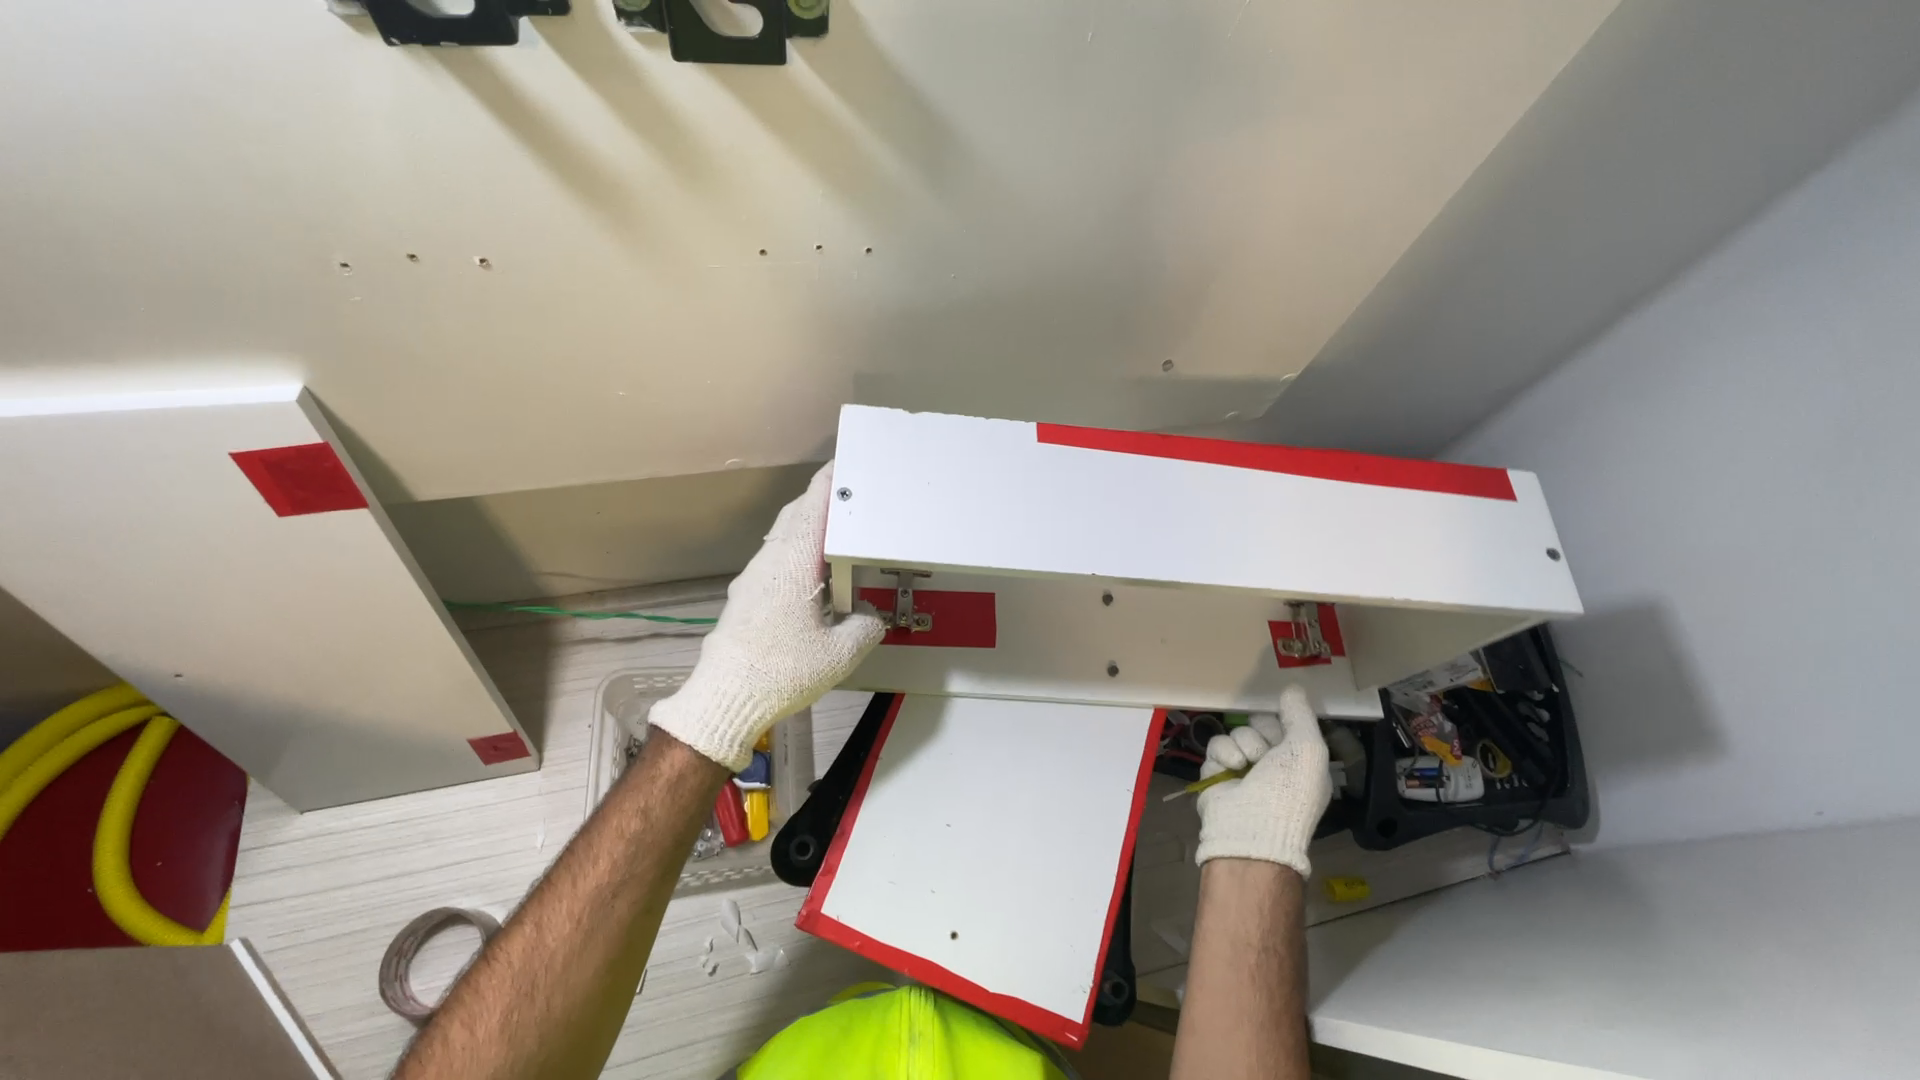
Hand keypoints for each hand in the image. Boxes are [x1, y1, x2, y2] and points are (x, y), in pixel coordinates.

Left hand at [649, 462, 886, 770]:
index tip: (848, 462)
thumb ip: (865, 627)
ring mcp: (753, 580)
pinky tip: (815, 580)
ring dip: (809, 531)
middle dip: (822, 502)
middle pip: (795, 516)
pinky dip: (798, 557)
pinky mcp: (746, 600)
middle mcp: (769, 563)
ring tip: (839, 540)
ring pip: (783, 540)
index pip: (813, 506)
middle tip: (852, 499)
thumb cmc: (781, 671)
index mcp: (792, 563)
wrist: (725, 699)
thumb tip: (871, 617)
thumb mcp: (840, 653)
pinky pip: (776, 563)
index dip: (832, 480)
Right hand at [1194, 685, 1330, 879]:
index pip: (1287, 725)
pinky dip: (1224, 754)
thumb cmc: (1288, 790)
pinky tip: (1232, 768)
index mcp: (1298, 762)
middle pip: (1260, 724)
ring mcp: (1242, 768)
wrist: (1251, 828)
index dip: (1283, 722)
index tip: (1282, 725)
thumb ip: (1300, 714)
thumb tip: (1293, 687)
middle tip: (1266, 751)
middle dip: (1262, 733)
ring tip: (1247, 764)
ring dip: (1244, 744)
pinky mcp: (1216, 772)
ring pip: (1237, 732)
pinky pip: (1217, 744)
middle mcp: (1272, 764)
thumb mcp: (1308, 749)